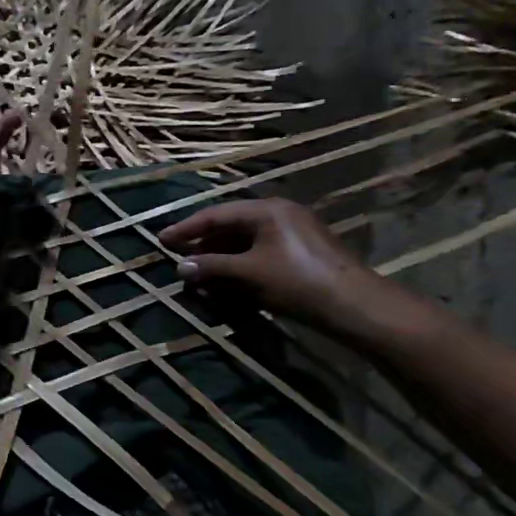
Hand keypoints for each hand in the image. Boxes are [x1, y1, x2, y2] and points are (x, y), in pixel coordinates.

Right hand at [159, 198, 374, 326]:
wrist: (353, 305)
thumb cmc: (298, 282)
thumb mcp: (251, 273)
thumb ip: (213, 267)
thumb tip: (181, 267)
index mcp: (267, 210)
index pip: (217, 214)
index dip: (187, 228)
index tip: (162, 239)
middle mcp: (279, 216)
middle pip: (231, 227)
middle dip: (204, 247)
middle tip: (180, 262)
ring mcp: (291, 235)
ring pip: (245, 244)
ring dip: (221, 261)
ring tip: (199, 279)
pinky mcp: (299, 256)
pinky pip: (260, 256)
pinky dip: (240, 268)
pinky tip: (226, 286)